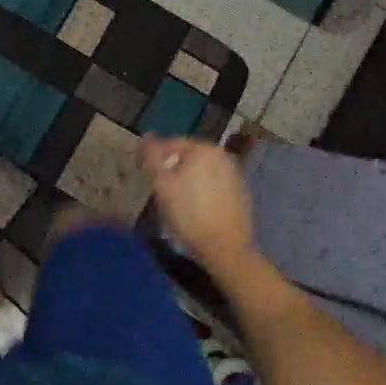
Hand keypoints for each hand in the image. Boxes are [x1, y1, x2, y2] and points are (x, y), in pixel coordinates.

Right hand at [144, 136, 260, 282]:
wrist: (226, 248)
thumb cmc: (189, 213)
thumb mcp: (161, 183)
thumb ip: (152, 156)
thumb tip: (146, 136)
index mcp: (203, 149)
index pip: (170, 144)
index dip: (153, 158)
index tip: (144, 175)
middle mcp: (222, 156)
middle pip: (187, 157)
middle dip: (171, 169)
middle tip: (158, 189)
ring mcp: (234, 175)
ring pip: (200, 171)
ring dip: (186, 180)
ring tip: (175, 201)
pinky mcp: (241, 193)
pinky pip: (213, 185)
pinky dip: (201, 191)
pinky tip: (194, 209)